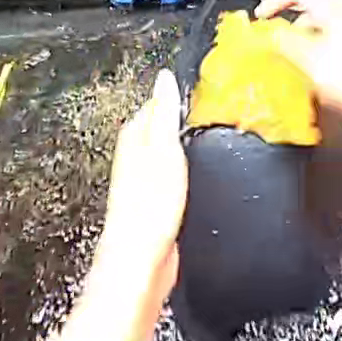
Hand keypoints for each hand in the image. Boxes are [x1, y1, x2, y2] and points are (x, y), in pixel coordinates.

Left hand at [98, 67, 185, 292]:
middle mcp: (136, 156)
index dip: (176, 92)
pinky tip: (198, 169)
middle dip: (180, 115)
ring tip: (205, 131)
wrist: (141, 263)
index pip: (155, 102)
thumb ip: (165, 111)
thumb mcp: (164, 147)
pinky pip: (174, 172)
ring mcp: (145, 180)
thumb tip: (165, 77)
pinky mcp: (157, 201)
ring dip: (184, 140)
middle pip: (160, 124)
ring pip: (167, 148)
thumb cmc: (147, 207)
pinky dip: (186, 165)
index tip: (199, 84)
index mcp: (134, 138)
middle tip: (206, 104)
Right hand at [257, 0, 341, 133]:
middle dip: (289, 17)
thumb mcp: (311, 62)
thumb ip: (286, 43)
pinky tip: (319, 68)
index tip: (261, 16)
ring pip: (326, 19)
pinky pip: (338, 34)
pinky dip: (321, 44)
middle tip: (273, 34)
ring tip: (293, 55)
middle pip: (313, 1)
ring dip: (305, 33)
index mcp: (334, 5)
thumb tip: (271, 34)